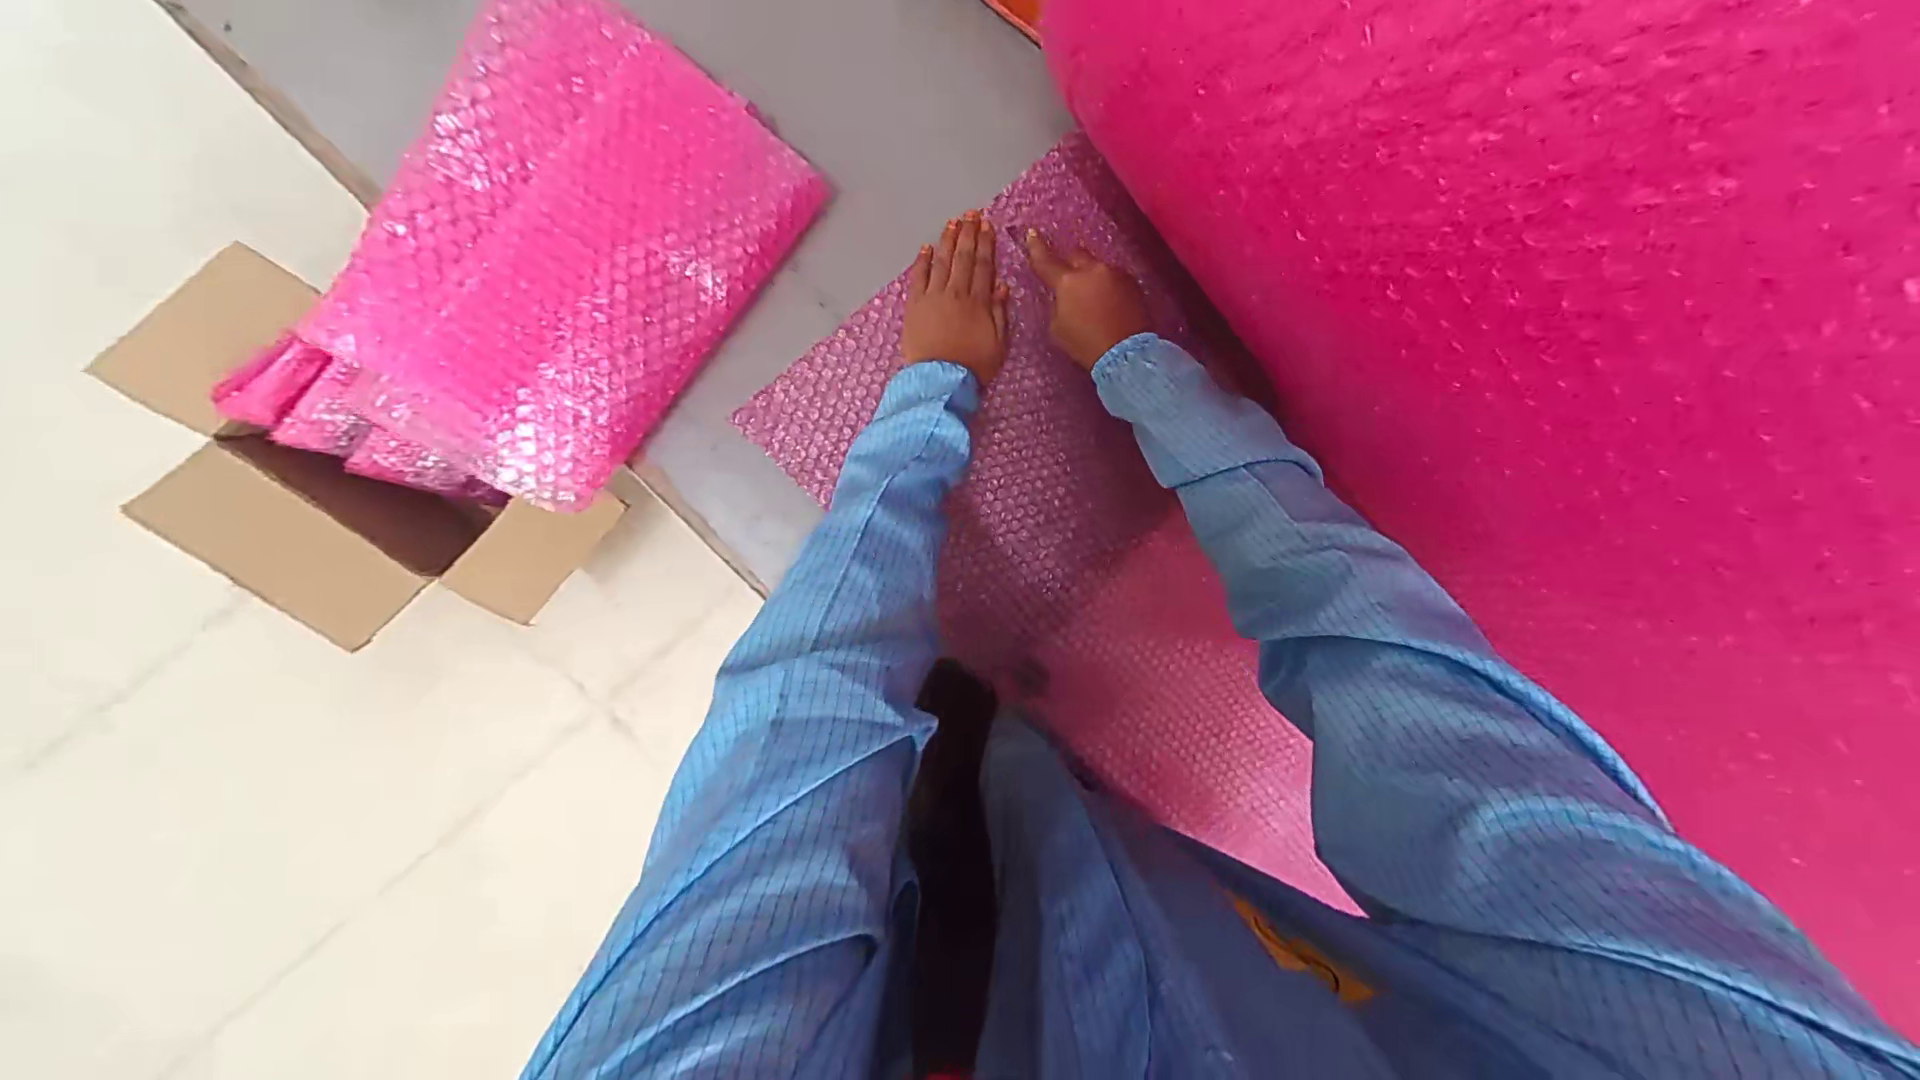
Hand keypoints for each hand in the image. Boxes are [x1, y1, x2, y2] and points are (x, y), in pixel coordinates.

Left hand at [902, 212, 1009, 383]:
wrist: (941, 380)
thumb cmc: (973, 366)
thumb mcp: (999, 344)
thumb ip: (1000, 313)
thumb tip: (1002, 286)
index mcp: (979, 302)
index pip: (984, 266)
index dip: (986, 244)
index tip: (987, 226)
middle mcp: (956, 293)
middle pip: (963, 258)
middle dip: (968, 234)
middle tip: (971, 214)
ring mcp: (933, 297)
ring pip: (942, 261)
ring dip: (948, 240)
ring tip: (953, 223)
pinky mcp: (915, 306)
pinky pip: (919, 277)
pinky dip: (922, 260)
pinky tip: (926, 247)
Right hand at [1024, 230, 1151, 371]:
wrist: (1125, 352)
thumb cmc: (1085, 344)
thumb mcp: (1057, 328)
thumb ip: (1057, 305)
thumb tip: (1063, 297)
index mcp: (1068, 282)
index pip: (1046, 261)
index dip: (1037, 248)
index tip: (1032, 234)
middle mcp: (1092, 270)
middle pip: (1076, 256)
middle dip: (1070, 265)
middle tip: (1068, 279)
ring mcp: (1114, 273)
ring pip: (1096, 267)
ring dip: (1091, 277)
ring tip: (1092, 299)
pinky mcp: (1131, 282)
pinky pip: (1112, 277)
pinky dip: (1106, 286)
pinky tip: (1108, 304)